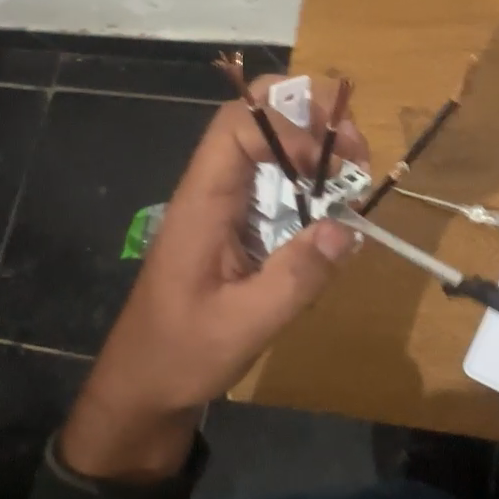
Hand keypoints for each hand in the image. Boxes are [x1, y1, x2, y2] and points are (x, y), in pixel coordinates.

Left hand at [59, 76, 366, 481]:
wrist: (142, 387)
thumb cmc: (180, 356)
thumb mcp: (243, 326)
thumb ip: (295, 278)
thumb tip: (348, 230)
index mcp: (202, 202)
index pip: (238, 126)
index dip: (292, 129)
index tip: (332, 165)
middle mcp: (214, 189)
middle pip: (254, 113)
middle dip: (310, 112)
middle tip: (356, 147)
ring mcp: (226, 202)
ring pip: (269, 140)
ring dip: (318, 142)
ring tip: (356, 174)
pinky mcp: (241, 223)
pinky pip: (278, 180)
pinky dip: (314, 179)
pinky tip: (340, 206)